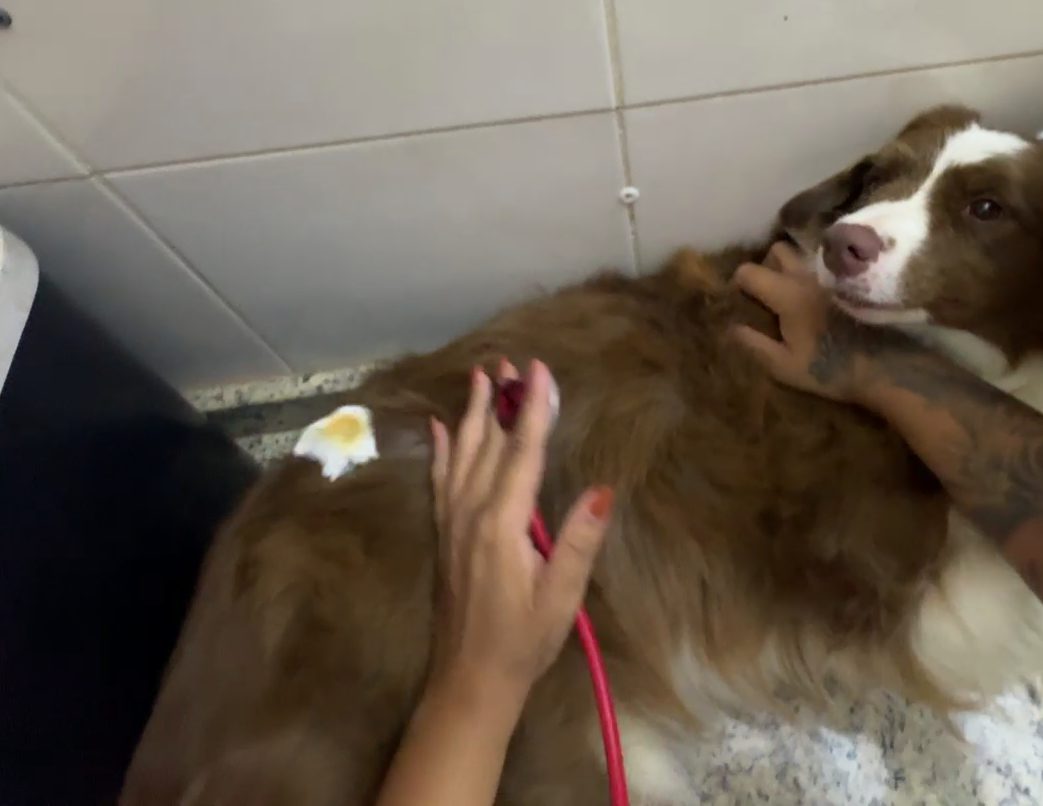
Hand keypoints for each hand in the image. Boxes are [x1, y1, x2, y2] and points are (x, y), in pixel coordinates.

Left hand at [425, 360, 612, 718]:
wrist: (468, 683)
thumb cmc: (523, 641)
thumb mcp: (561, 597)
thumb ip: (579, 542)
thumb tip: (602, 489)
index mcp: (502, 524)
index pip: (522, 454)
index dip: (534, 410)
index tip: (540, 370)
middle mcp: (472, 513)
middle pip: (489, 445)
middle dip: (501, 400)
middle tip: (509, 360)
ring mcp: (453, 522)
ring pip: (461, 455)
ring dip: (471, 414)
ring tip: (478, 377)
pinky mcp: (445, 534)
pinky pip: (441, 480)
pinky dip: (442, 449)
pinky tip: (441, 427)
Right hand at [729, 241, 888, 402]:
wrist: (884, 368)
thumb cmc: (830, 368)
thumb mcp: (784, 366)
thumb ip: (754, 344)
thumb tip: (731, 328)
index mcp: (786, 294)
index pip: (748, 271)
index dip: (738, 284)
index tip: (742, 302)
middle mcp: (806, 276)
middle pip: (777, 250)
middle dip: (766, 265)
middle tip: (769, 293)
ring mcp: (831, 275)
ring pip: (803, 255)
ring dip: (792, 268)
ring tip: (794, 296)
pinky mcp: (850, 281)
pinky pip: (824, 266)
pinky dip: (815, 275)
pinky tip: (819, 300)